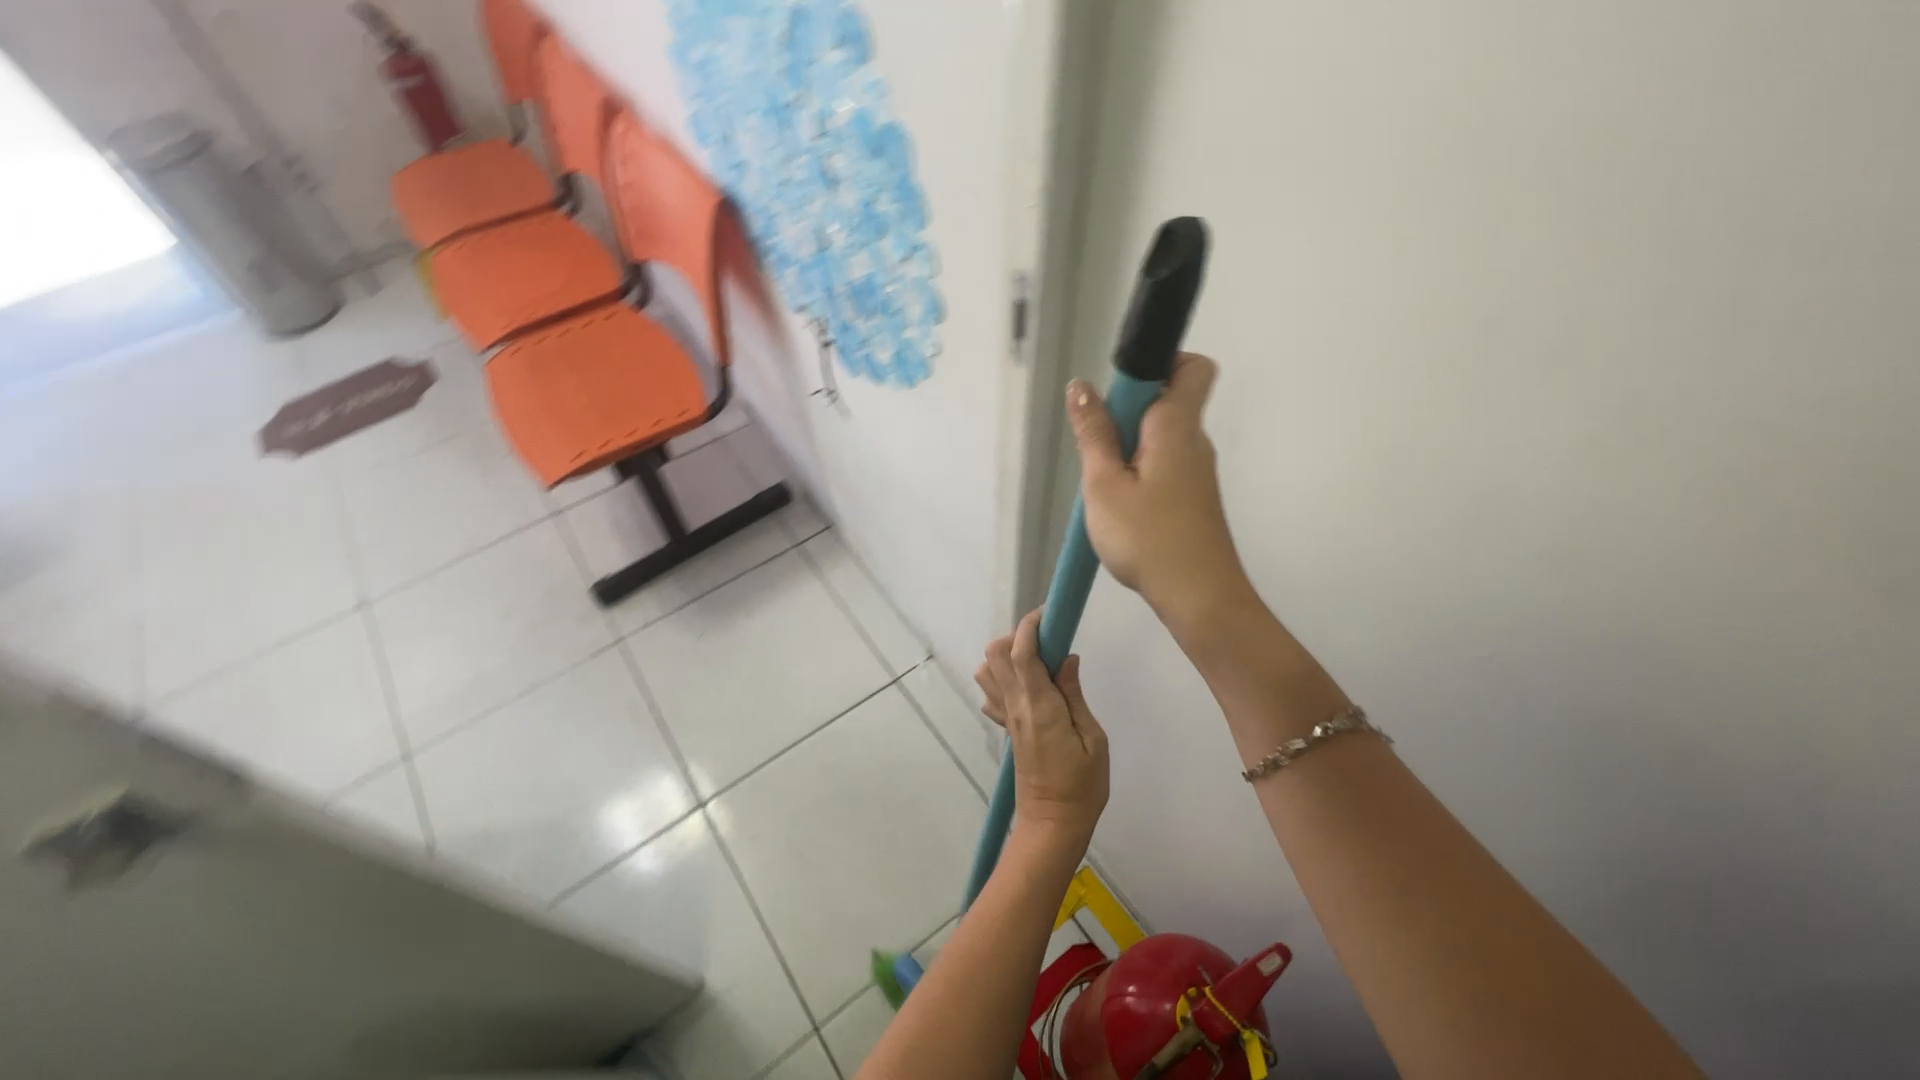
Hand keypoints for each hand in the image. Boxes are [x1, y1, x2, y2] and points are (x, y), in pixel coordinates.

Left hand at [975, 610, 1108, 841]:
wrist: (1053, 824)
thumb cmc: (1083, 786)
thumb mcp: (1094, 740)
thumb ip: (1075, 696)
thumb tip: (1066, 659)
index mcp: (1039, 707)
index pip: (1022, 653)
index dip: (1030, 627)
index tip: (1048, 614)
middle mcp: (1015, 707)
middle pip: (995, 654)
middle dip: (1017, 636)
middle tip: (1048, 640)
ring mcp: (1007, 718)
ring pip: (987, 671)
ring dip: (1006, 655)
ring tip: (1038, 661)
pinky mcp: (1007, 729)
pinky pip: (991, 694)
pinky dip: (1002, 679)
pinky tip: (1027, 686)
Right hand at [1067, 353, 1250, 617]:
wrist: (1200, 597)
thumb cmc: (1147, 538)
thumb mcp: (1104, 485)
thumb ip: (1093, 434)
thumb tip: (1082, 386)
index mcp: (1177, 426)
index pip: (1191, 366)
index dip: (1158, 364)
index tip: (1118, 394)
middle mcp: (1194, 441)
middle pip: (1167, 401)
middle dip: (1128, 413)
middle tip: (1100, 449)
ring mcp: (1197, 471)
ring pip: (1160, 438)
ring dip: (1129, 449)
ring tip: (1106, 487)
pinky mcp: (1194, 497)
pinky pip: (1164, 466)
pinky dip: (1140, 474)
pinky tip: (1122, 509)